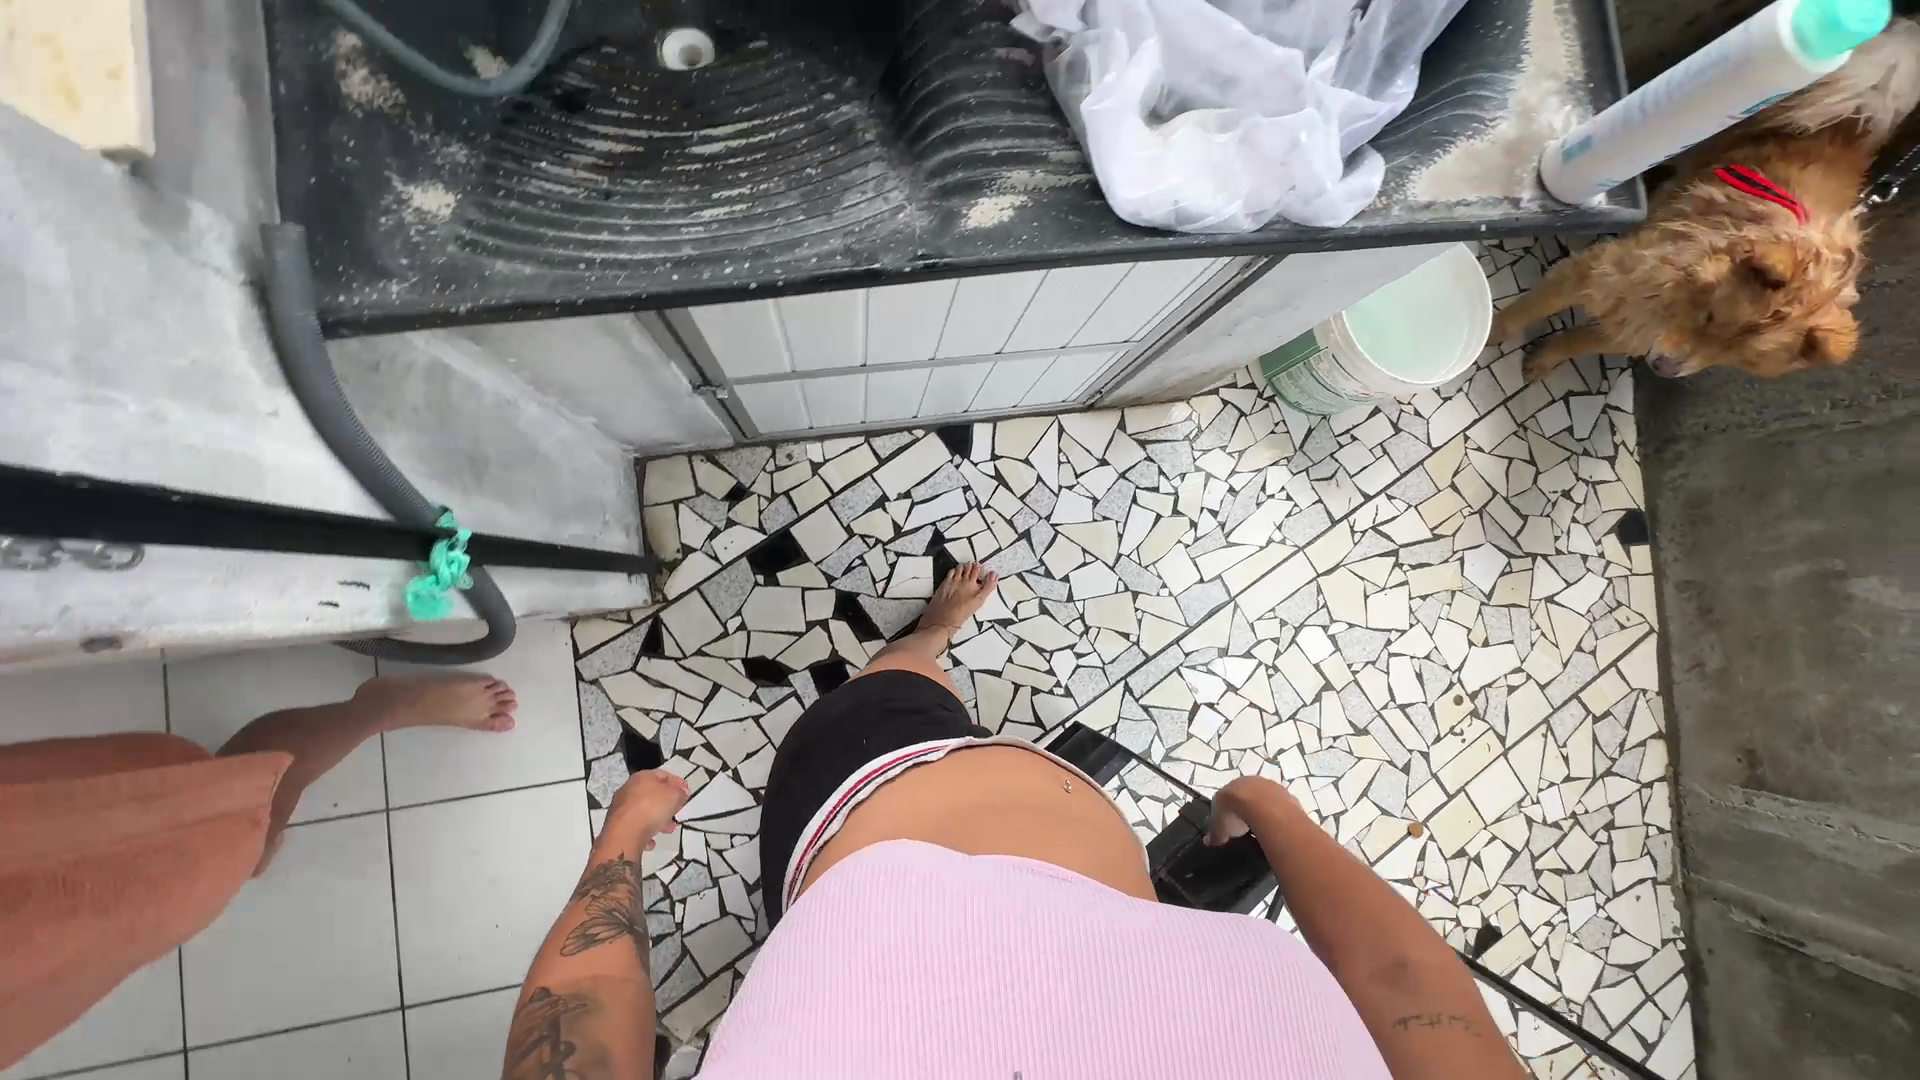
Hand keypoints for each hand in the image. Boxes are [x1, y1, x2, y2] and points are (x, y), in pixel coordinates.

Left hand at [602, 770, 689, 850]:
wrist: (624, 835)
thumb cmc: (650, 808)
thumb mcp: (674, 795)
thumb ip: (680, 792)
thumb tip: (680, 794)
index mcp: (641, 777)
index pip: (663, 775)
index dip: (677, 783)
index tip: (686, 793)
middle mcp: (627, 790)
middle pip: (651, 794)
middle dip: (666, 803)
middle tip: (677, 810)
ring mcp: (620, 809)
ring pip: (643, 811)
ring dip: (657, 819)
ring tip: (668, 828)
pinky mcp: (616, 827)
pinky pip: (634, 827)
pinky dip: (644, 832)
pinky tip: (651, 840)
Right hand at [1206, 776, 1296, 845]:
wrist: (1264, 807)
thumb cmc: (1235, 814)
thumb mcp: (1220, 829)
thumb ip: (1215, 834)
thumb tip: (1208, 842)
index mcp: (1228, 788)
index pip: (1226, 799)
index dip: (1227, 812)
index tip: (1230, 827)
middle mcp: (1247, 782)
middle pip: (1246, 796)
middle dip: (1246, 809)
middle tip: (1247, 828)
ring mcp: (1268, 786)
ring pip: (1264, 799)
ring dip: (1264, 810)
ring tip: (1263, 829)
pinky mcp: (1286, 793)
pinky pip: (1280, 805)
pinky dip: (1278, 815)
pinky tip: (1278, 827)